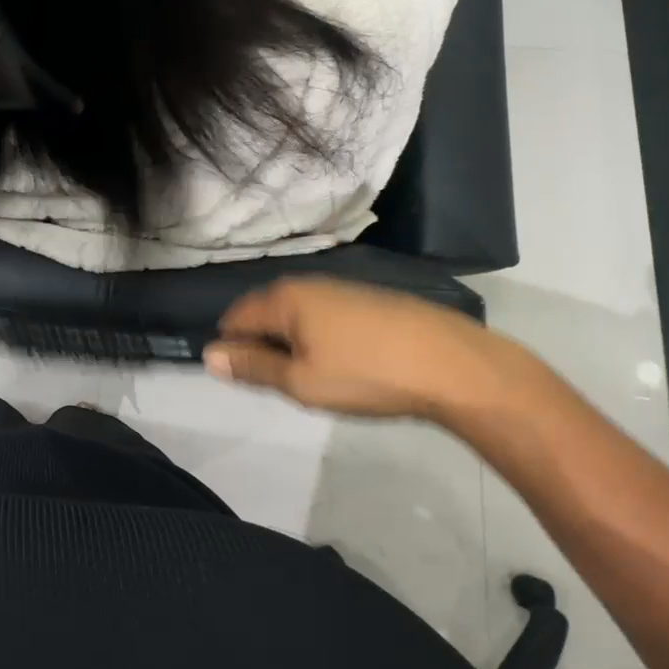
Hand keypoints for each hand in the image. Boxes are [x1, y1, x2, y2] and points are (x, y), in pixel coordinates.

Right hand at [204, 279, 545, 422]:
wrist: (460, 368)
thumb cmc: (369, 376)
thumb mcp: (301, 383)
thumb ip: (252, 368)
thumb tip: (209, 355)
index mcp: (283, 298)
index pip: (235, 318)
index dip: (234, 350)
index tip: (253, 381)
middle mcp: (308, 284)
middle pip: (267, 314)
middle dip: (267, 345)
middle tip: (288, 384)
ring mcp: (344, 289)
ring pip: (300, 316)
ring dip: (298, 343)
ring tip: (321, 377)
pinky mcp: (374, 300)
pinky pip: (330, 316)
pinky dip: (327, 338)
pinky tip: (353, 365)